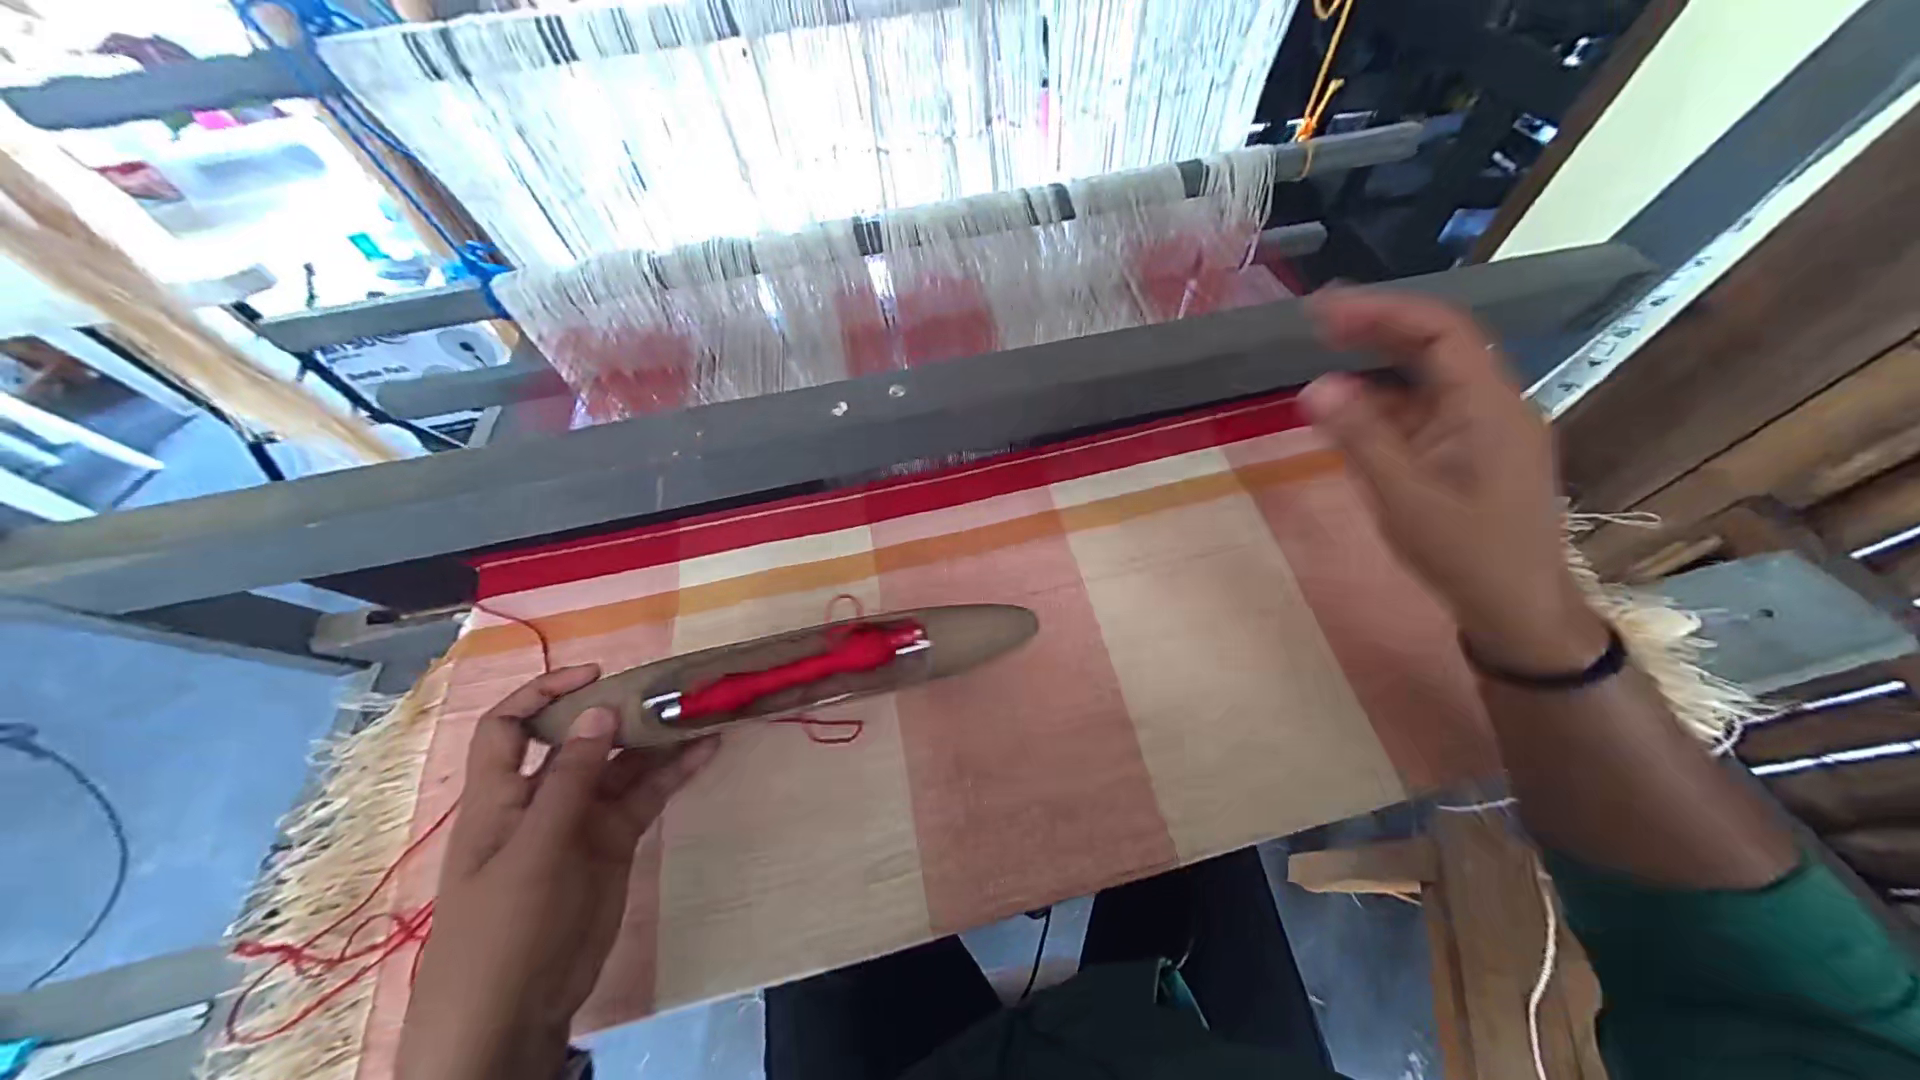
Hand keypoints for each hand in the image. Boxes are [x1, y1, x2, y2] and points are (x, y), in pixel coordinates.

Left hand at [398, 666, 718, 1079]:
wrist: (515, 1014)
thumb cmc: (503, 930)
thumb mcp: (533, 851)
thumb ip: (570, 780)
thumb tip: (600, 712)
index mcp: (502, 794)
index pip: (510, 727)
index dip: (543, 693)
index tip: (595, 675)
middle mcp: (543, 797)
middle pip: (581, 740)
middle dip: (618, 713)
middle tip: (668, 691)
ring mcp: (583, 820)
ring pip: (623, 766)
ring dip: (657, 741)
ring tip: (699, 714)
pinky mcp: (615, 842)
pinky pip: (646, 797)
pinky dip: (674, 774)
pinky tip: (705, 752)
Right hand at [1300, 288, 1608, 673]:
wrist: (1515, 609)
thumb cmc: (1465, 555)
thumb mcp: (1403, 498)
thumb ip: (1360, 438)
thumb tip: (1315, 386)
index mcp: (1488, 407)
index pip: (1440, 334)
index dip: (1383, 312)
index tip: (1324, 310)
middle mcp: (1489, 406)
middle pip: (1434, 348)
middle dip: (1377, 329)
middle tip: (1316, 322)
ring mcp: (1479, 430)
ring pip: (1426, 381)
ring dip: (1376, 367)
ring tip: (1322, 360)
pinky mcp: (1466, 454)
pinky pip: (1421, 414)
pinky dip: (1381, 406)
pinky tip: (1347, 414)